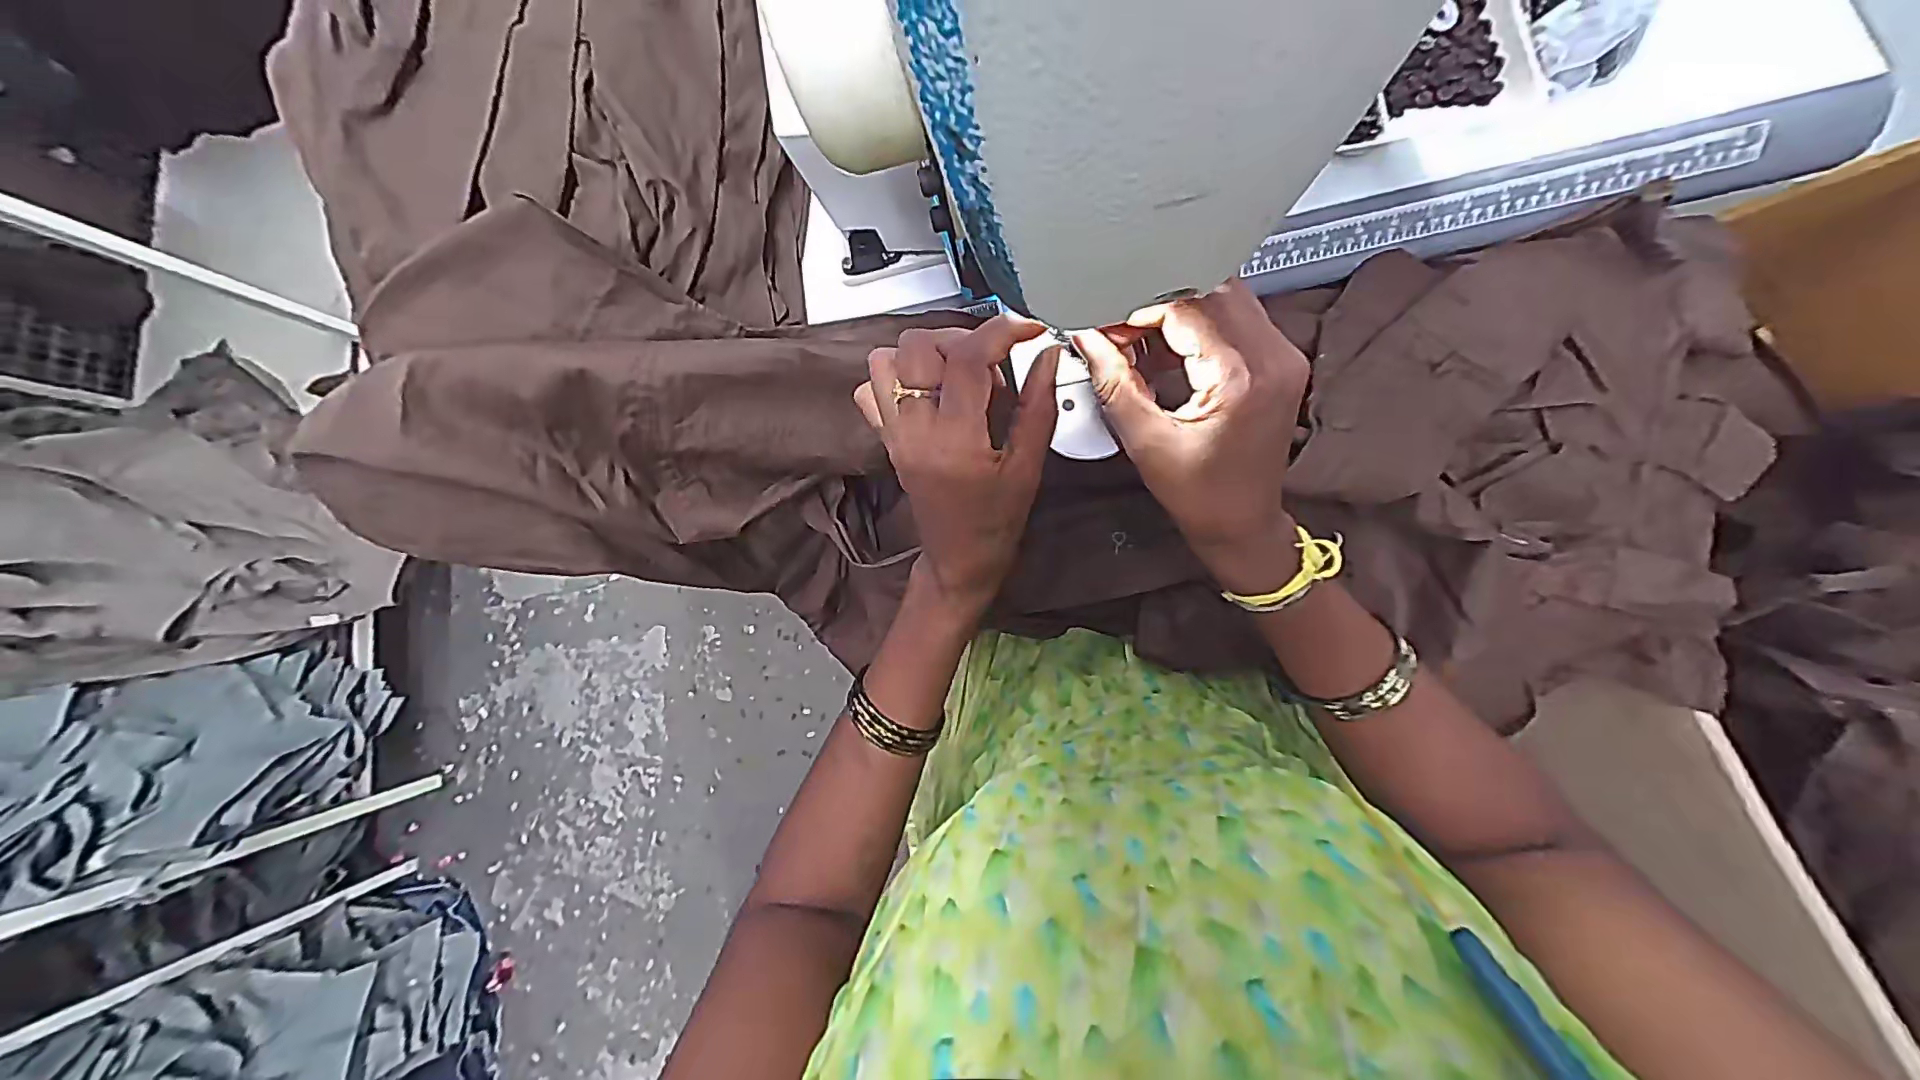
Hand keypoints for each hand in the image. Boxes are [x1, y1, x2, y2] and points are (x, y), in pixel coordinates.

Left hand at [854, 318, 1061, 615]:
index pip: (967, 359)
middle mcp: (915, 433)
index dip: (1001, 331)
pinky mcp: (886, 440)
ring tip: (957, 374)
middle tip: (989, 362)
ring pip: (886, 360)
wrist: (959, 559)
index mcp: (955, 442)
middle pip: (918, 346)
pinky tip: (928, 392)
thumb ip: (1038, 407)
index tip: (1025, 330)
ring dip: (924, 353)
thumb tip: (1047, 357)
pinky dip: (896, 376)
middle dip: (961, 338)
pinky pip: (871, 389)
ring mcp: (894, 435)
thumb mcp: (1028, 467)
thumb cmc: (995, 524)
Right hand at [1073, 280, 1307, 591]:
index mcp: (1242, 377)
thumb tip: (1088, 340)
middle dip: (1155, 301)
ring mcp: (1282, 356)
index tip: (1104, 323)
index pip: (1184, 306)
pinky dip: (1195, 323)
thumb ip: (1113, 381)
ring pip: (1222, 296)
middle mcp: (1274, 357)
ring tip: (1137, 339)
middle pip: (1208, 290)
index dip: (1136, 307)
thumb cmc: (1203, 496)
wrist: (1242, 522)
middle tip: (1117, 328)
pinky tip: (1164, 348)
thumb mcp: (1145, 441)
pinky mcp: (1279, 360)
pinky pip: (1234, 317)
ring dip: (1175, 308)